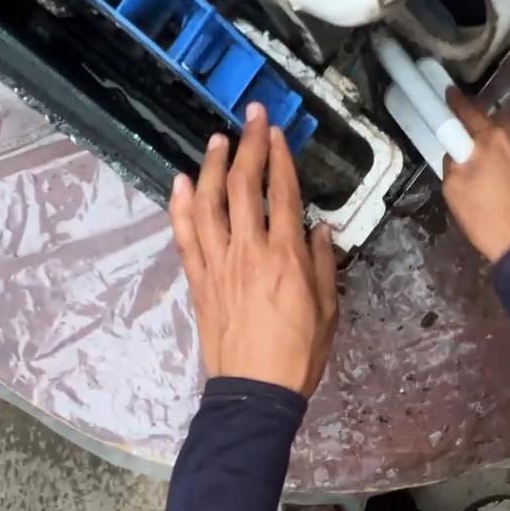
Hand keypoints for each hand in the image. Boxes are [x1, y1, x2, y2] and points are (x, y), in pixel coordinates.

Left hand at [169, 103, 338, 397]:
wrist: (255, 393)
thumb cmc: (299, 356)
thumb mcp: (328, 312)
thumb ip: (324, 265)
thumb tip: (320, 229)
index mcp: (287, 259)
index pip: (283, 195)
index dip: (279, 158)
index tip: (277, 132)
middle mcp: (249, 252)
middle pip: (243, 187)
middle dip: (248, 145)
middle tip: (251, 117)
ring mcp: (218, 265)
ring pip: (209, 203)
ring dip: (212, 166)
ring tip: (217, 140)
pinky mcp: (198, 281)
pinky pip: (185, 235)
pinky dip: (181, 205)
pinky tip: (181, 182)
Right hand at [441, 89, 509, 264]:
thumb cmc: (484, 219)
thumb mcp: (453, 191)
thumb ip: (453, 163)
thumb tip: (458, 154)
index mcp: (492, 140)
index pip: (470, 113)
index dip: (457, 103)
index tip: (450, 94)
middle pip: (499, 126)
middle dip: (486, 130)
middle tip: (475, 146)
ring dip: (505, 150)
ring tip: (497, 171)